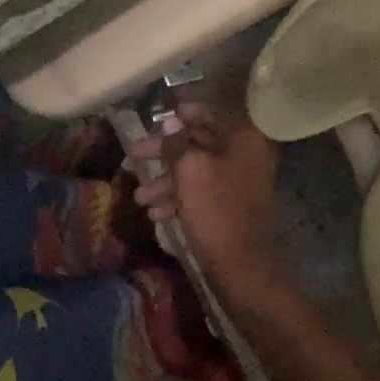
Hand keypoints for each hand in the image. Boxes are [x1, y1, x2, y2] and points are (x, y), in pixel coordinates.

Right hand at [129, 102, 282, 292]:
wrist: (241, 267)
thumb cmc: (215, 211)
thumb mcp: (191, 171)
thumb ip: (178, 143)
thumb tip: (171, 121)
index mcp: (244, 138)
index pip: (213, 113)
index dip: (184, 113)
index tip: (158, 117)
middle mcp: (246, 155)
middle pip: (201, 143)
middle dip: (165, 152)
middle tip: (133, 154)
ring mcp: (240, 182)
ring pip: (198, 171)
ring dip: (167, 181)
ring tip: (139, 197)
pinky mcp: (231, 206)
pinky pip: (203, 192)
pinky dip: (180, 199)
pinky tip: (155, 214)